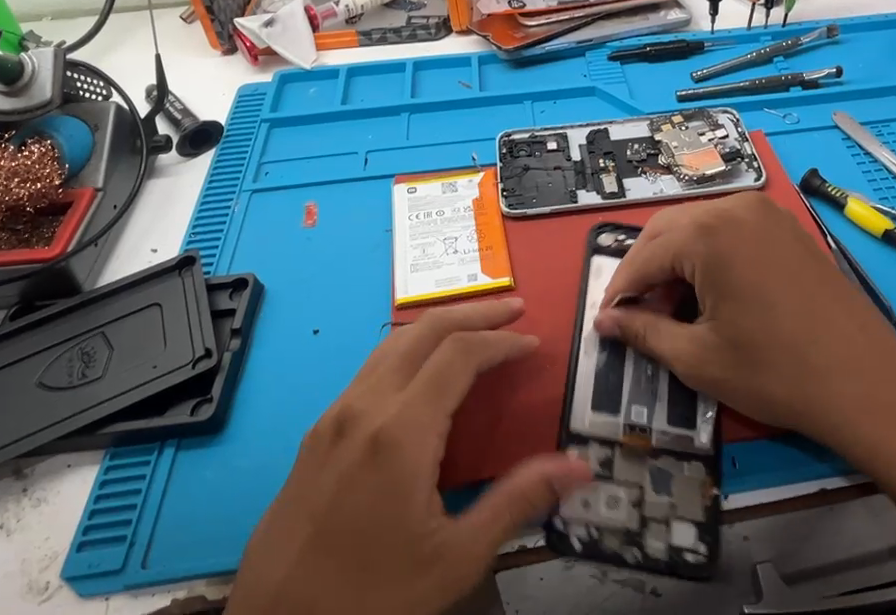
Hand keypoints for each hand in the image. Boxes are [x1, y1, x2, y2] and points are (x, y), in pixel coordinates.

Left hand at [227, 298, 592, 614]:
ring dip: (438, 327)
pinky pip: (370, 369)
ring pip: (391, 344)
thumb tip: (578, 468)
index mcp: (399, 431)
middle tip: (514, 309)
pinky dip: (409, 351)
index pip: (459, 355)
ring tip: (475, 328)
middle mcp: (363, 407)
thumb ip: (517, 501)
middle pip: (423, 331)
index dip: (501, 341)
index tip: (534, 343)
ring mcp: (333, 416)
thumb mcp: (456, 557)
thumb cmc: (372, 596)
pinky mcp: (317, 433)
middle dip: (473, 312)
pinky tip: (424, 371)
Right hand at [593, 191, 895, 444]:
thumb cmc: (776, 372)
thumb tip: (605, 322)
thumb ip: (643, 332)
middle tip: (635, 315)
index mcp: (707, 233)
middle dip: (645, 271)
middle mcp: (734, 208)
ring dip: (676, 261)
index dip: (619, 291)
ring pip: (698, 227)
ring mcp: (766, 213)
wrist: (867, 382)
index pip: (643, 256)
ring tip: (671, 307)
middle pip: (668, 231)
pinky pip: (731, 230)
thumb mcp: (698, 358)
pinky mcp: (787, 228)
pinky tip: (710, 292)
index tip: (605, 321)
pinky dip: (709, 254)